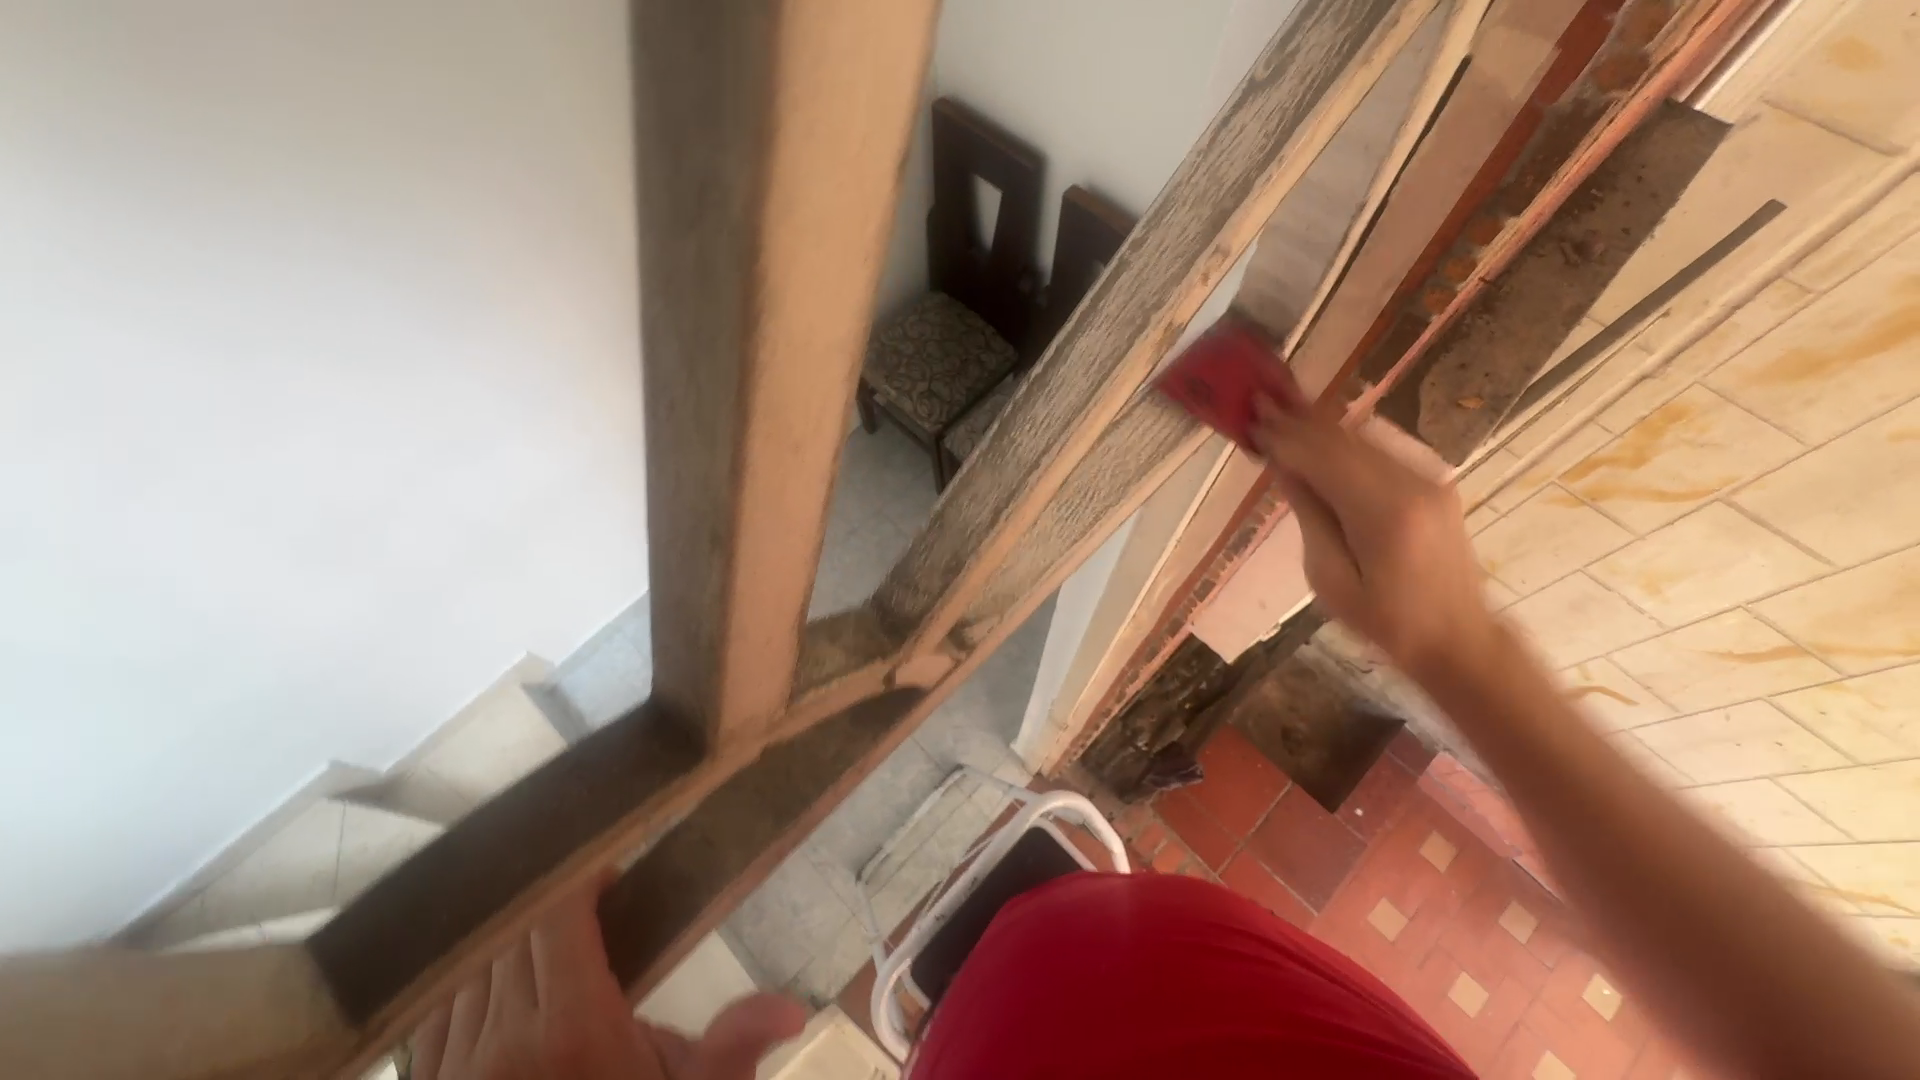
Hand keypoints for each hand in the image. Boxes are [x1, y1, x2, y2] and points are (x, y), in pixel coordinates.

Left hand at [410, 883, 804, 1079]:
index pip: (557, 917)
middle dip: (554, 911)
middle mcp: (502, 1040)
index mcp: (572, 1029)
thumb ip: (736, 1047)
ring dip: (512, 944)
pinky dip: (468, 984)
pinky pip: (437, 1010)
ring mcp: (453, 1069)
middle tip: (593, 915)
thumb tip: (797, 1011)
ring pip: (473, 964)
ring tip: (552, 951)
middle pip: (516, 931)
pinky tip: (501, 991)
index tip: (613, 883)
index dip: (583, 884)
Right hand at [1249, 393, 1495, 678]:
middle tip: (1260, 401)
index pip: (1323, 459)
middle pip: (1344, 441)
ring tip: (1281, 410)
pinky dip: (1344, 442)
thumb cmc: (1385, 622)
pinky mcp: (1433, 485)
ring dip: (1319, 427)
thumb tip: (1283, 468)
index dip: (1284, 437)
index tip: (1252, 417)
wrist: (1457, 638)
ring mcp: (1429, 481)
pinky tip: (1318, 436)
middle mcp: (1412, 485)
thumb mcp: (1330, 578)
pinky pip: (1379, 453)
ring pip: (1363, 440)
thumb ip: (1309, 515)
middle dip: (1298, 422)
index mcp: (1383, 514)